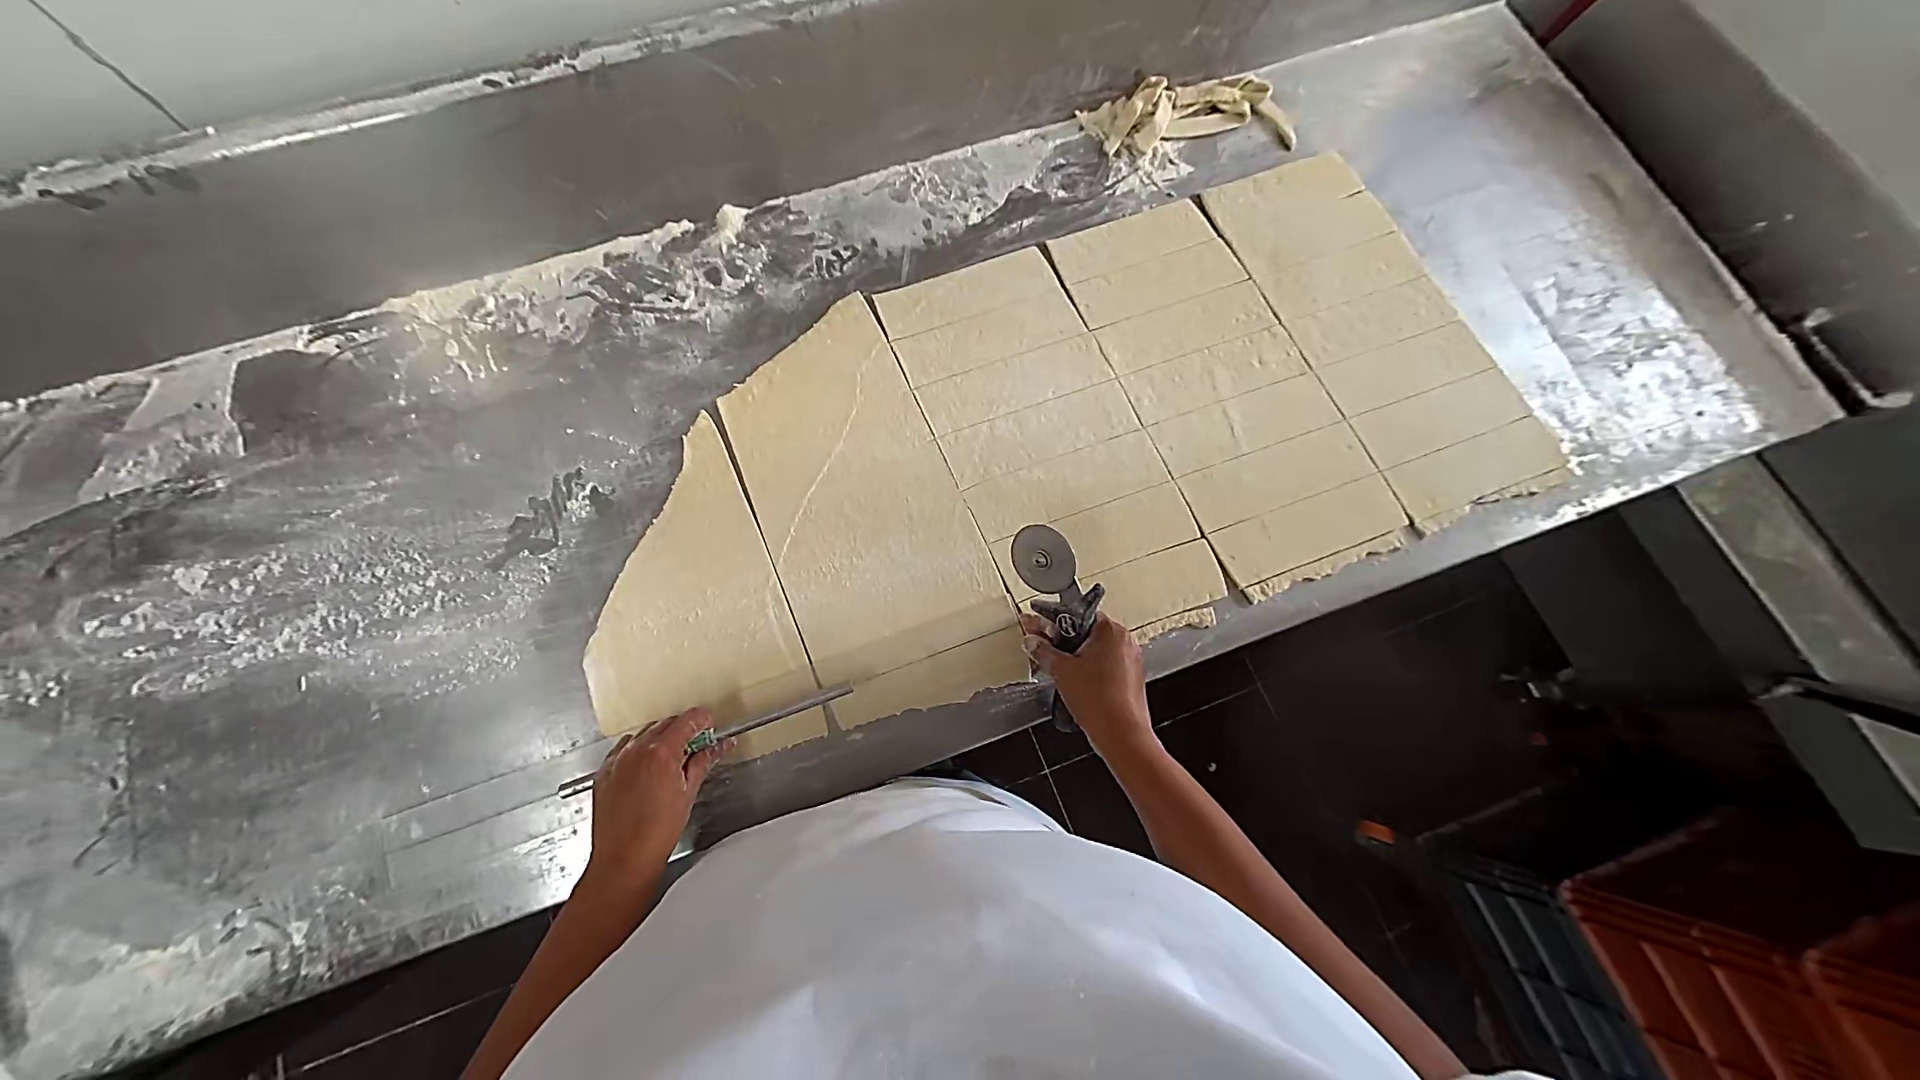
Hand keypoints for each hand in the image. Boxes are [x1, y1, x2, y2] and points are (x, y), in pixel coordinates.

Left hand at [580, 707, 723, 897]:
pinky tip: (647, 768)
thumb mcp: (688, 793)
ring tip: (671, 760)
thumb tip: (717, 747)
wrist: (623, 860)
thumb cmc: (656, 832)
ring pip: (644, 734)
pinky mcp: (604, 773)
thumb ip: (702, 762)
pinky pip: (624, 749)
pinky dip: (638, 751)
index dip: (703, 721)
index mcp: (661, 753)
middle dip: (684, 730)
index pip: (688, 720)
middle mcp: (636, 751)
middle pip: (666, 724)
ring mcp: (617, 761)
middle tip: (697, 746)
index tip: (709, 726)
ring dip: (660, 739)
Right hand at [1019, 611, 1154, 757]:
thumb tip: (1032, 641)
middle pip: (1088, 632)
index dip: (1054, 621)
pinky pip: (1106, 666)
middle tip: (1042, 646)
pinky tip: (1074, 682)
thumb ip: (1043, 651)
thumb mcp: (1061, 670)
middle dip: (1063, 639)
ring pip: (1097, 650)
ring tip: (1056, 667)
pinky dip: (1090, 669)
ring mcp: (1131, 661)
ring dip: (1076, 655)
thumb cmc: (1098, 700)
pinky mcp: (1131, 679)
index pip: (1078, 614)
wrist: (1121, 734)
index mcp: (1110, 631)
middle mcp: (1125, 642)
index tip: (1038, 627)